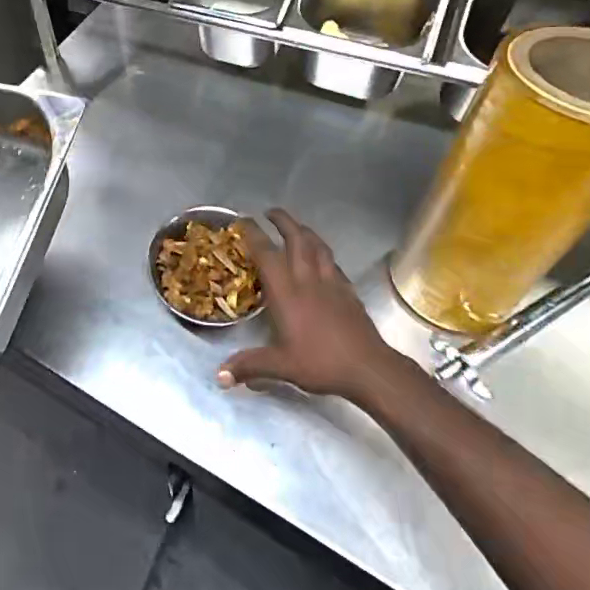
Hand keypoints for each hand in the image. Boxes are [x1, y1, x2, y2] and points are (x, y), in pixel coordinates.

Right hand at [217, 209, 408, 400]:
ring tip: (296, 227)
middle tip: (270, 212)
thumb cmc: (322, 363)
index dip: (253, 234)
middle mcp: (308, 280)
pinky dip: (323, 253)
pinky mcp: (349, 292)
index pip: (267, 253)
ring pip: (318, 246)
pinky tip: (322, 259)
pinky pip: (333, 263)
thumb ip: (249, 366)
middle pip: (297, 239)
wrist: (370, 369)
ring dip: (305, 231)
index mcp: (287, 292)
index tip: (243, 221)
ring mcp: (332, 284)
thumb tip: (219, 376)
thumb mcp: (281, 366)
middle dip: (283, 221)